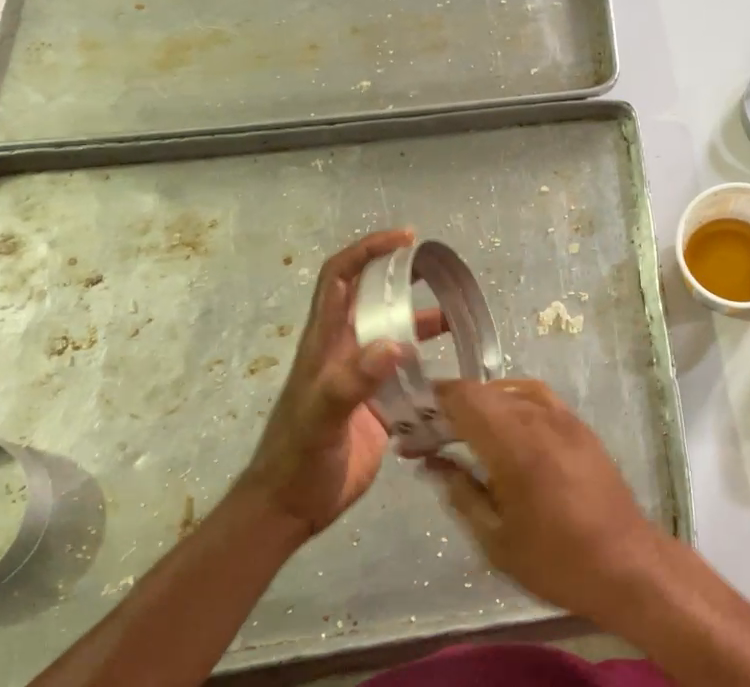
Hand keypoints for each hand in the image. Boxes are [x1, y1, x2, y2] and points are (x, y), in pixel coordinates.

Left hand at [237, 229, 443, 537]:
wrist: (290, 509)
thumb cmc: (297, 460)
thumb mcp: (321, 419)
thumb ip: (352, 382)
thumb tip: (395, 345)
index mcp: (326, 344)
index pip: (340, 279)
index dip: (367, 251)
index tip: (405, 240)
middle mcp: (345, 352)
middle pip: (370, 298)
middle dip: (400, 277)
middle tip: (439, 269)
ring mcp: (362, 378)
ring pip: (394, 334)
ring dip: (422, 320)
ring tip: (459, 315)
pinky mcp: (378, 405)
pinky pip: (408, 373)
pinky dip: (431, 364)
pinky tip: (457, 370)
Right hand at [428, 379, 675, 625]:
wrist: (625, 563)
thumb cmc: (554, 559)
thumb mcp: (495, 537)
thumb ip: (461, 492)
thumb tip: (433, 463)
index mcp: (515, 443)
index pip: (467, 398)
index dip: (436, 398)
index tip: (412, 416)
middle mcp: (541, 419)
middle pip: (489, 392)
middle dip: (455, 405)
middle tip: (429, 435)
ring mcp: (567, 420)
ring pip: (515, 391)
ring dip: (485, 402)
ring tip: (463, 432)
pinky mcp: (582, 428)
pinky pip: (540, 399)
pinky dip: (514, 403)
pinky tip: (503, 430)